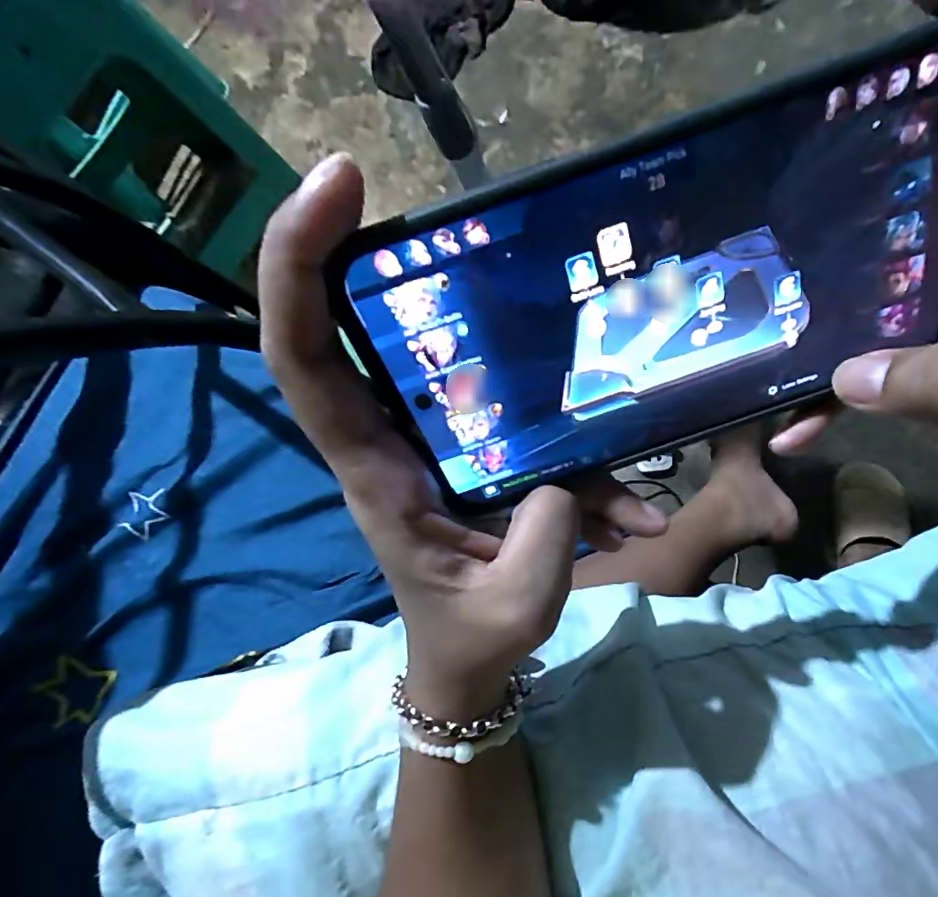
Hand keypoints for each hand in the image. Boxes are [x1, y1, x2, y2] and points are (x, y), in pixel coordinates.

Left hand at [259, 156, 667, 714]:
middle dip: (406, 271)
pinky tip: (638, 519)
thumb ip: (545, 534)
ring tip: (619, 455)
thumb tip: (570, 477)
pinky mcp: (493, 467)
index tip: (337, 186)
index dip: (299, 267)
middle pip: (376, 338)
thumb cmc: (474, 639)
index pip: (305, 358)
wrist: (472, 667)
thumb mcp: (514, 601)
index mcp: (377, 474)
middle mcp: (399, 447)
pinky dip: (594, 476)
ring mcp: (450, 453)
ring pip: (483, 390)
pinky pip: (543, 445)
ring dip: (552, 401)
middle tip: (473, 223)